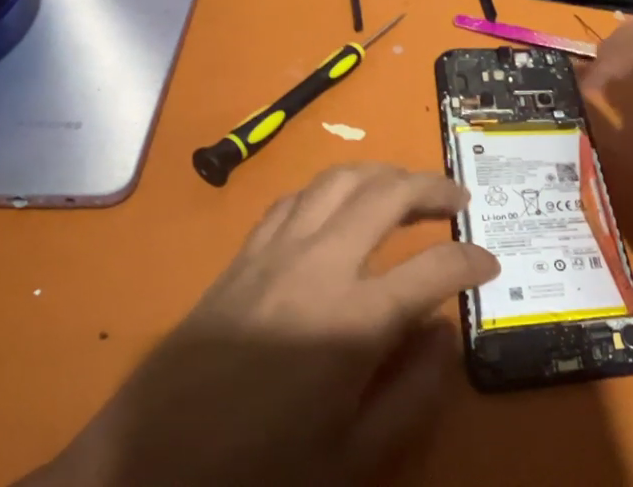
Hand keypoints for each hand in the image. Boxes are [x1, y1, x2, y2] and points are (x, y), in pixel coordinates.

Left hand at [27, 164, 498, 486]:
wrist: (142, 470)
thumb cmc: (255, 472)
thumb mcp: (350, 458)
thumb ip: (412, 394)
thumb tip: (445, 333)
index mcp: (352, 321)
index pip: (434, 268)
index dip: (472, 260)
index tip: (490, 263)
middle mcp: (318, 267)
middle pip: (387, 194)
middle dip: (433, 187)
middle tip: (459, 199)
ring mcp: (274, 253)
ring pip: (339, 179)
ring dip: (383, 175)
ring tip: (408, 190)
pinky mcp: (241, 257)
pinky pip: (295, 199)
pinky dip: (332, 190)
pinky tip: (341, 208)